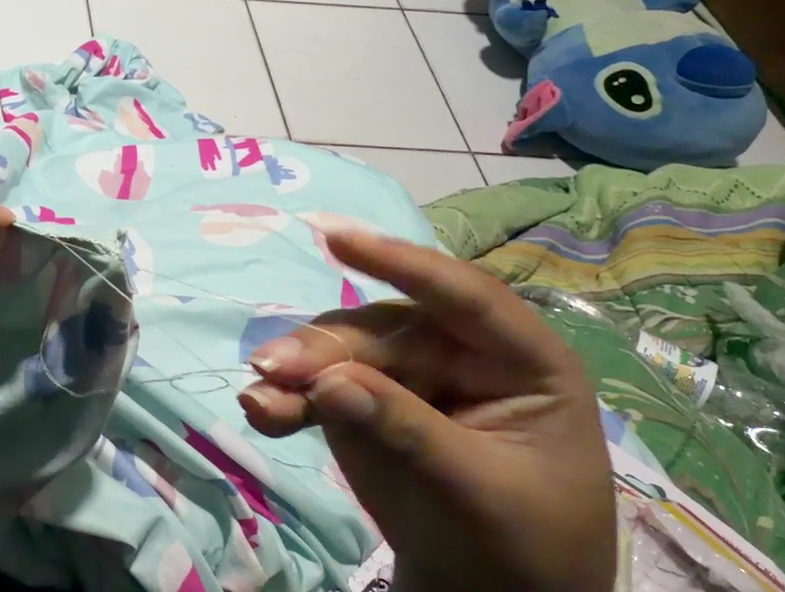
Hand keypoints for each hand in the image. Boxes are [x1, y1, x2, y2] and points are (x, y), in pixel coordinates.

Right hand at [238, 230, 615, 591]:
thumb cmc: (525, 546)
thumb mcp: (480, 491)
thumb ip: (408, 430)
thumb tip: (329, 382)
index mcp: (520, 361)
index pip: (464, 296)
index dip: (401, 263)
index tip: (336, 238)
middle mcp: (456, 351)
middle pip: (379, 328)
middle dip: (324, 347)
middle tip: (272, 369)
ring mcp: (404, 373)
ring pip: (337, 349)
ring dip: (294, 371)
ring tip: (259, 402)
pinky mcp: (361, 398)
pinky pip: (315, 385)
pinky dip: (286, 398)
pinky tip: (261, 412)